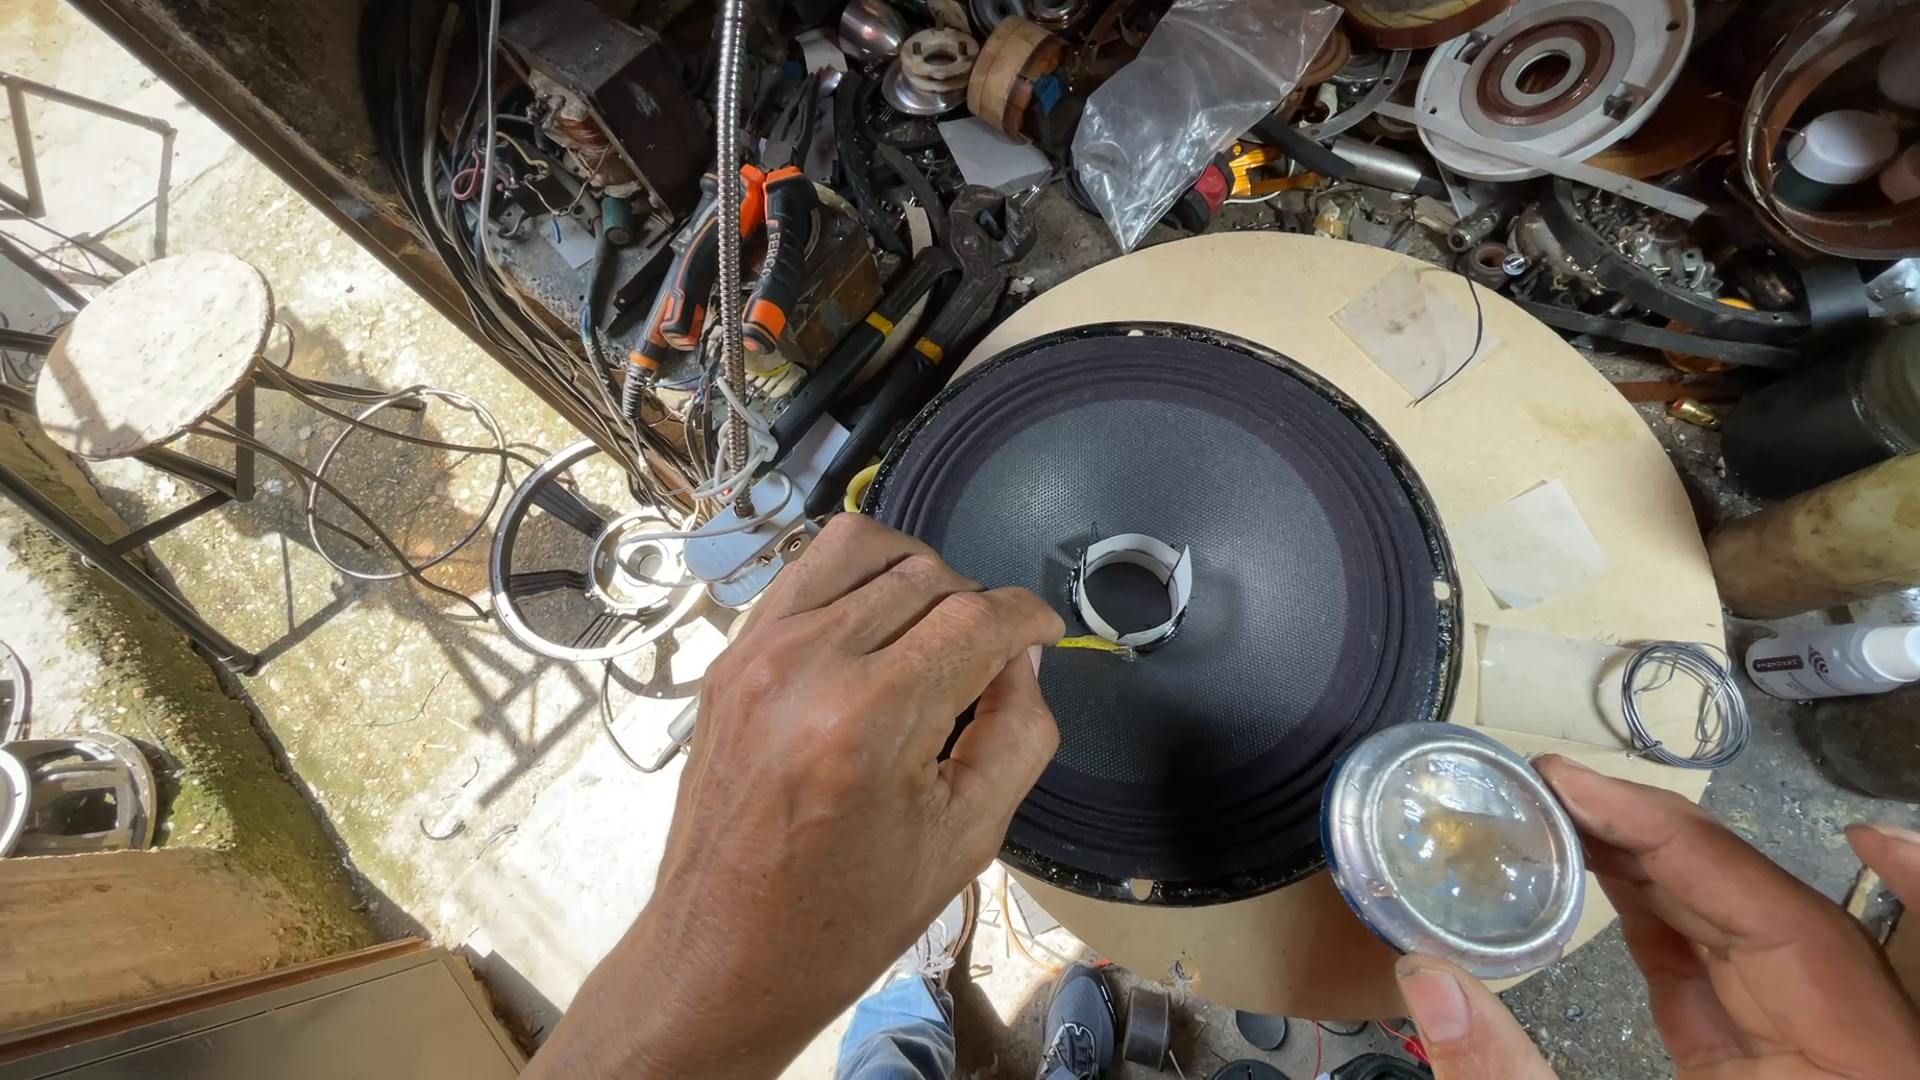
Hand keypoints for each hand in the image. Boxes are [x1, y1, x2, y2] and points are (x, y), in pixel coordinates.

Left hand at [526, 514, 1064, 1079]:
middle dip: (978, 606)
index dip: (1027, 615)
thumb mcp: (967, 839)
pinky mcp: (733, 652)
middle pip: (929, 577)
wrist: (718, 954)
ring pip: (864, 546)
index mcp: (870, 720)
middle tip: (987, 656)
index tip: (1042, 633)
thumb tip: (1020, 657)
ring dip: (919, 572)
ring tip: (932, 625)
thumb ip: (1019, 733)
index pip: (975, 619)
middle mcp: (808, 662)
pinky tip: (874, 626)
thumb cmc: (849, 915)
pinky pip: (808, 569)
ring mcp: (758, 648)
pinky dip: (859, 577)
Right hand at [1395, 757, 1919, 1078]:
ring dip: (1651, 860)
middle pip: (1768, 909)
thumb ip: (1505, 1079)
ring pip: (1747, 929)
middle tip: (1545, 785)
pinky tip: (1597, 875)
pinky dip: (1658, 908)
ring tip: (1557, 813)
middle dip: (1655, 832)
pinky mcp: (1776, 1069)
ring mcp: (1822, 1065)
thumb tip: (1422, 977)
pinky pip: (1723, 965)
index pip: (1784, 922)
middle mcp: (1860, 1066)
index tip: (1569, 781)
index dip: (1672, 832)